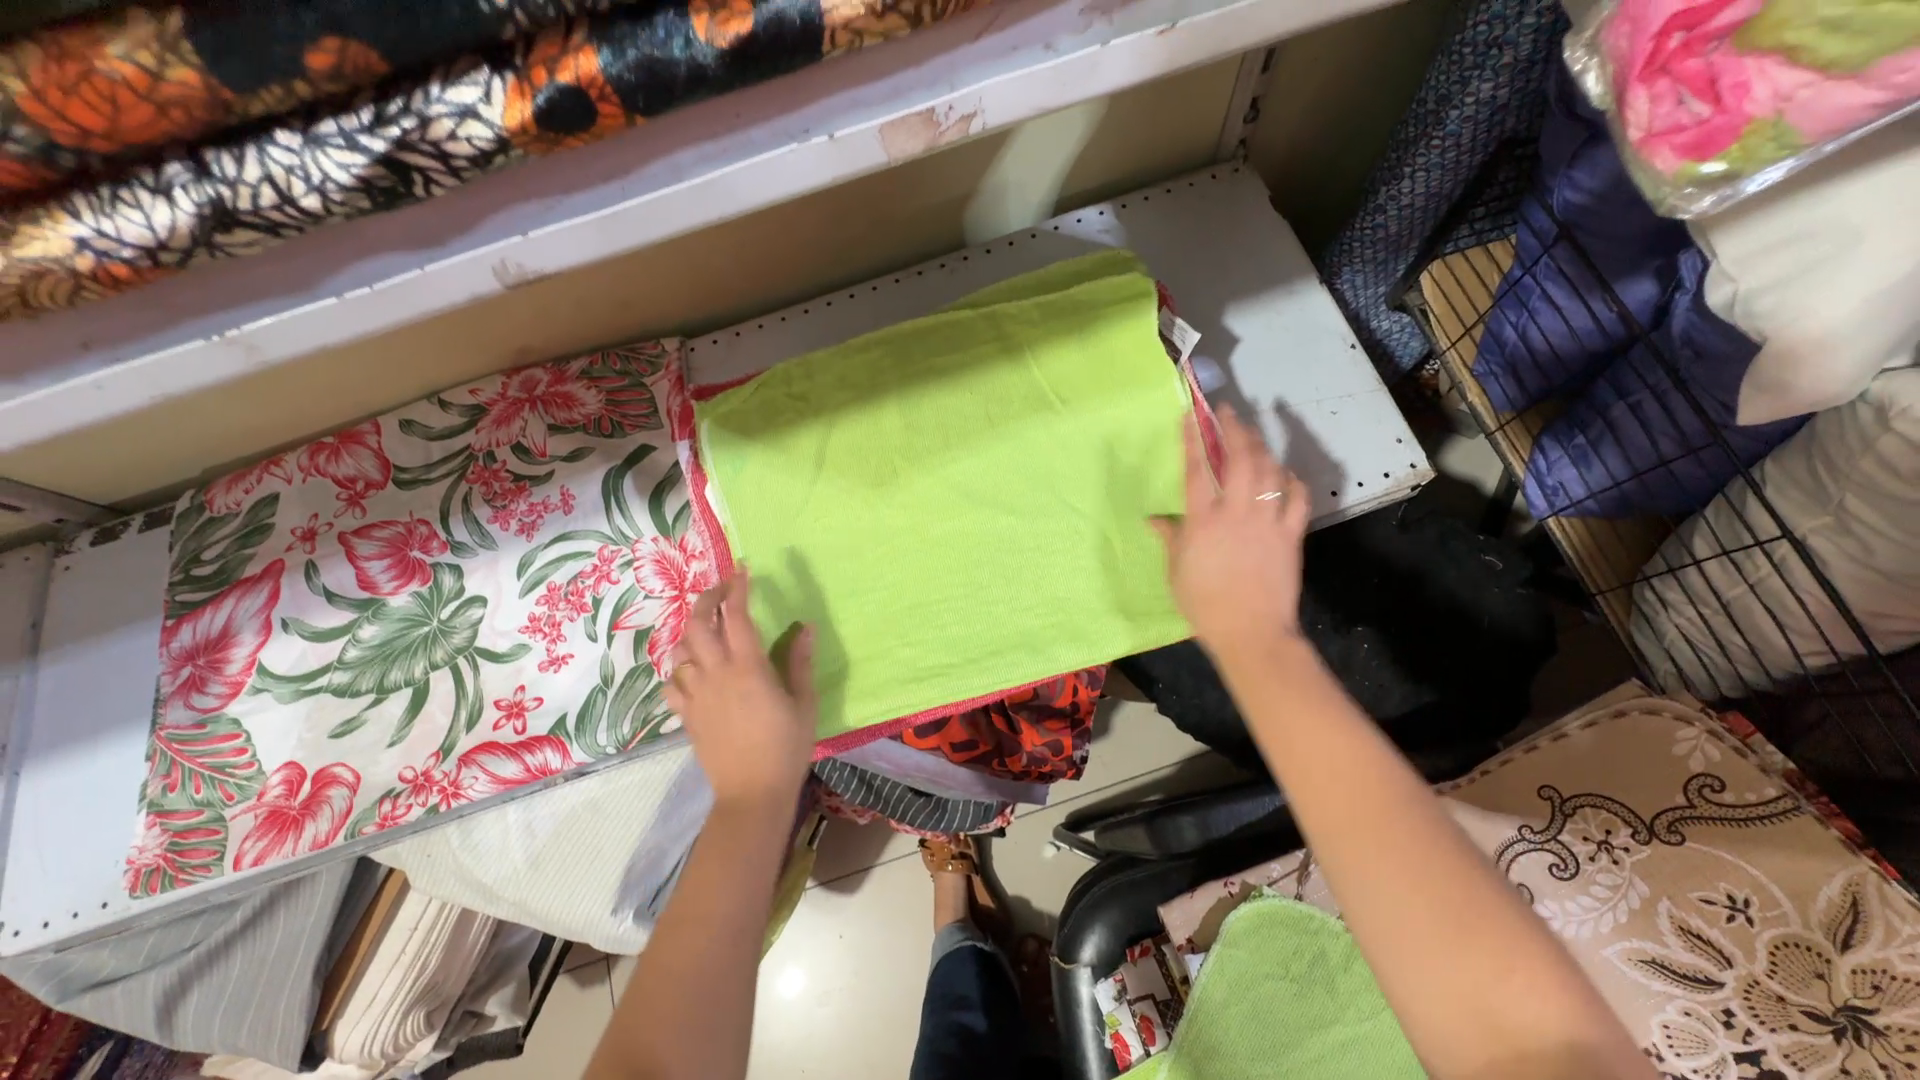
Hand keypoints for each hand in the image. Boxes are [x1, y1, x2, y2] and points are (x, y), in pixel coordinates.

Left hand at [664, 570, 816, 810]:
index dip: (737, 588)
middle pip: (698, 623)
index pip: (736, 615)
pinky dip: (679, 670)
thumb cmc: (786, 747)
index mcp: (748, 667)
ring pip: (680, 650)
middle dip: (707, 599)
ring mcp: (696, 694)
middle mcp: (716, 674)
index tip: (743, 571)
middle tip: (722, 591)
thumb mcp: (804, 703)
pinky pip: (672, 682)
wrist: (752, 792)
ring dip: (691, 633)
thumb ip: (799, 662)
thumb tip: (803, 627)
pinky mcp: (685, 715)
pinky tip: (693, 673)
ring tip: (707, 631)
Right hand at [1152, 408, 1311, 663]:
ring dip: (1261, 447)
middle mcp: (1236, 513)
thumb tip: (1154, 519)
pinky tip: (1286, 473)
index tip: (1192, 415)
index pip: (1197, 470)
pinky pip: (1298, 498)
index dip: (1194, 439)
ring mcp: (1268, 522)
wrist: (1251, 632)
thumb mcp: (1176, 572)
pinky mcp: (1291, 535)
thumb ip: (1170, 539)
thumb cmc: (1205, 605)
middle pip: (1239, 459)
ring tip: (1253, 434)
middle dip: (1235, 429)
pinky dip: (1293, 480)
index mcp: (1203, 521)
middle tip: (1229, 412)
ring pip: (1269, 471)